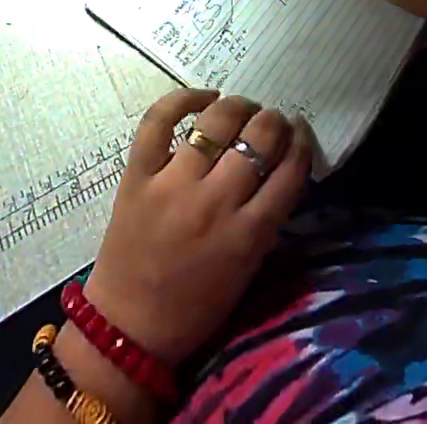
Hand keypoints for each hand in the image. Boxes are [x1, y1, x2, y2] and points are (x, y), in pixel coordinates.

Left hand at [82, 89, 311, 367]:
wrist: (126, 330)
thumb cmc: (196, 304)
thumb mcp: (250, 266)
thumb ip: (269, 215)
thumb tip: (283, 161)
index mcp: (248, 234)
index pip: (291, 170)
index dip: (301, 142)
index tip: (300, 131)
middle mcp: (215, 203)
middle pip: (260, 137)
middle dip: (274, 121)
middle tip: (271, 122)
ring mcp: (173, 184)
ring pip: (218, 120)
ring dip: (240, 106)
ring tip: (244, 108)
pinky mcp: (137, 175)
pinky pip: (159, 120)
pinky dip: (183, 98)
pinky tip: (205, 96)